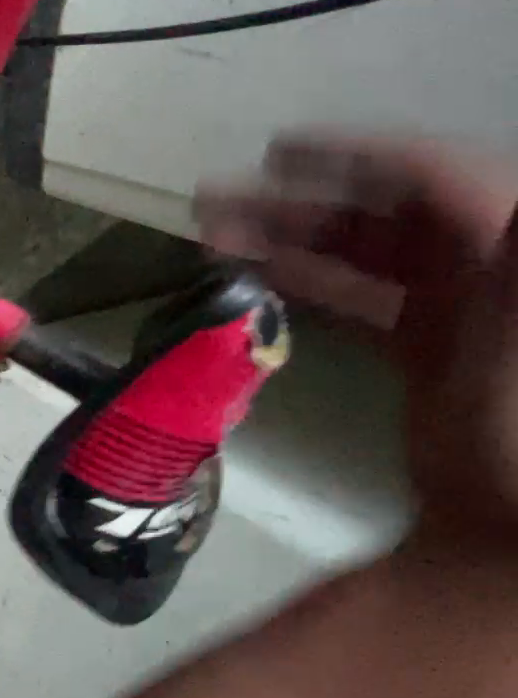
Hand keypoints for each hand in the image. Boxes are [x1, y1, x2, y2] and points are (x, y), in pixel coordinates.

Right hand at [196, 135, 517, 539]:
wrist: (515, 542)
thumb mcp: (509, 315)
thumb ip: (485, 231)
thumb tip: (438, 173)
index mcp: (515, 252)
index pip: (440, 178)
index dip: (357, 158)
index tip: (275, 155)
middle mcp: (495, 270)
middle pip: (391, 213)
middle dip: (299, 202)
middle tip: (216, 201)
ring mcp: (463, 310)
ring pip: (362, 252)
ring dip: (285, 239)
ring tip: (210, 235)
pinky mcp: (428, 348)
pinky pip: (357, 296)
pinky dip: (300, 281)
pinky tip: (245, 277)